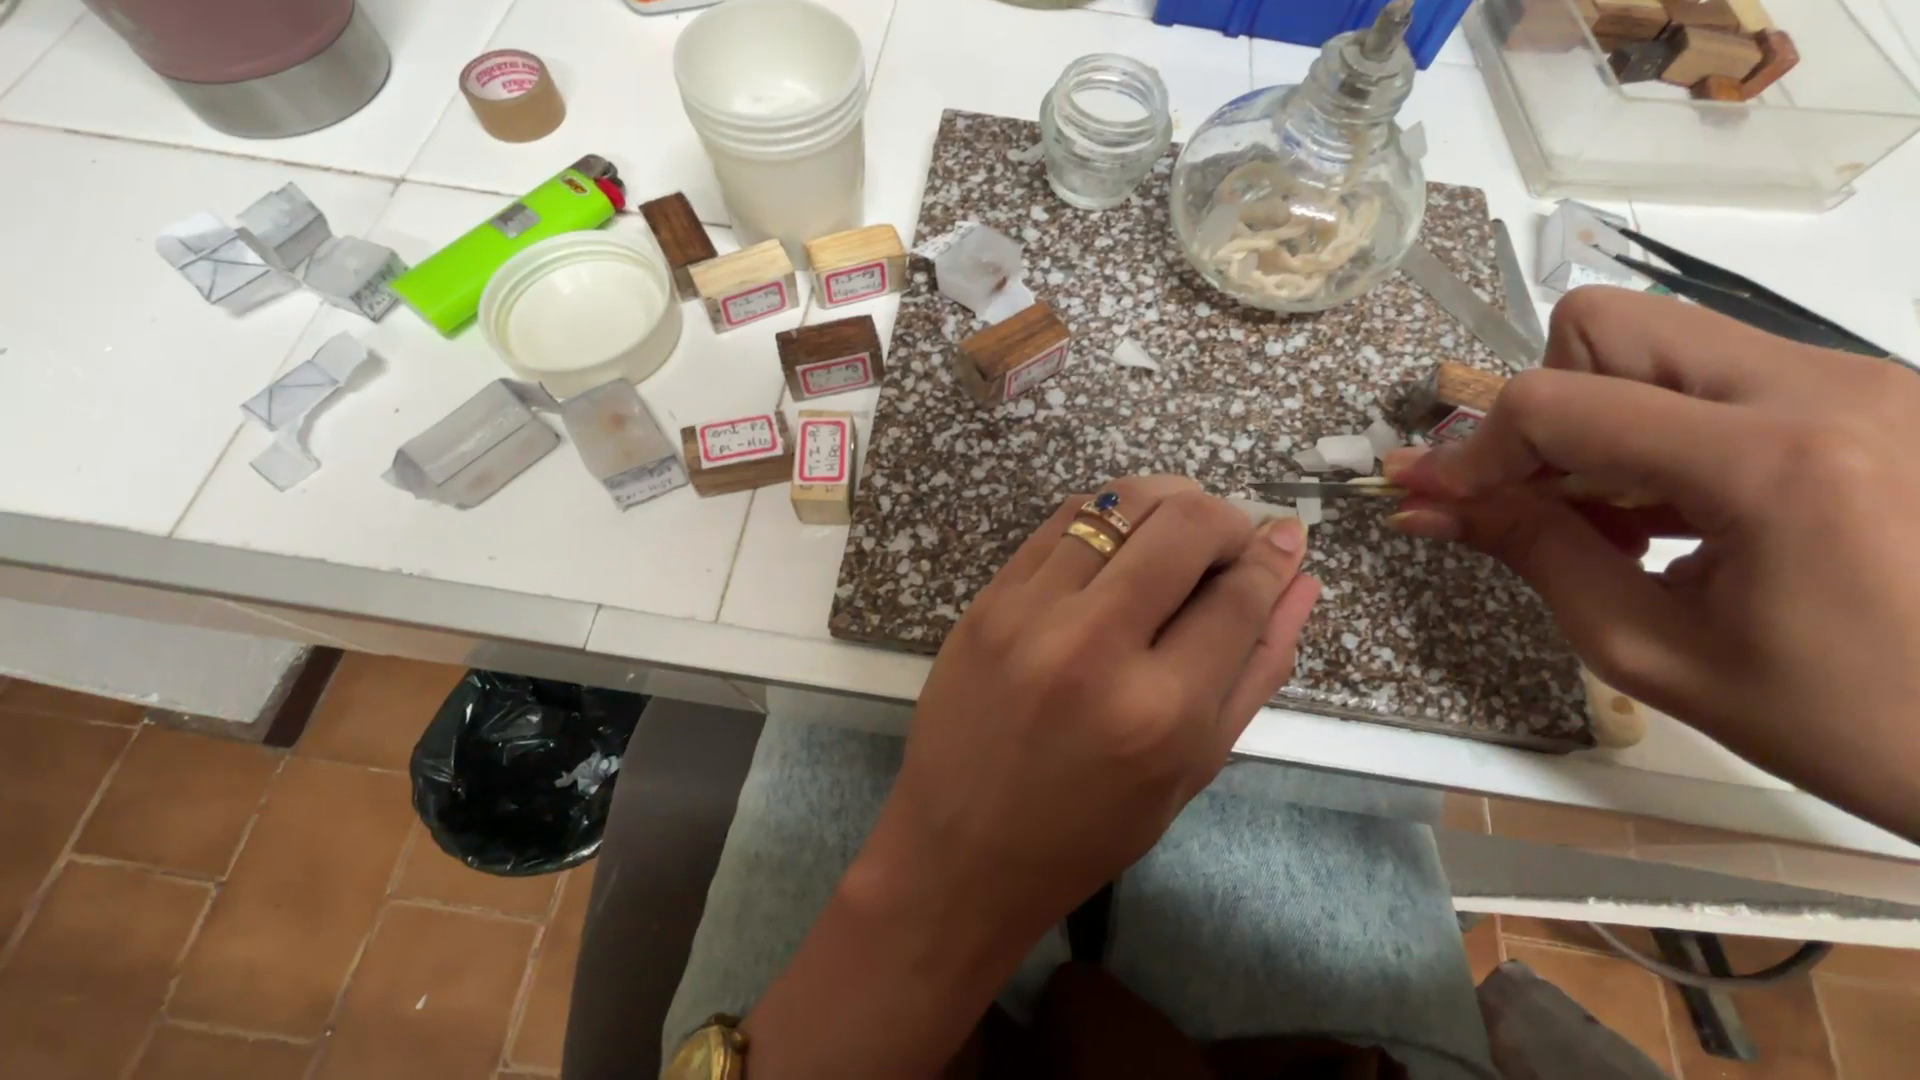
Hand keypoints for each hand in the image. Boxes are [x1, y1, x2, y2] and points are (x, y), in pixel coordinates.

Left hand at [741, 478, 1318, 1078]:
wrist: (961, 850)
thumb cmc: (1088, 831)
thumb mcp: (1193, 769)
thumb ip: (1256, 670)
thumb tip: (1300, 580)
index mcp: (1161, 711)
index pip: (1240, 595)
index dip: (1274, 558)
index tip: (1284, 542)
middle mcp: (1094, 646)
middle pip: (1185, 525)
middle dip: (1227, 519)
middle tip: (1231, 541)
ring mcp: (1029, 614)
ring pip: (1119, 503)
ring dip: (1169, 500)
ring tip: (1182, 527)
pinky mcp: (987, 600)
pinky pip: (1060, 520)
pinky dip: (1106, 511)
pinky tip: (1124, 532)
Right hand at [1386, 287, 1919, 840]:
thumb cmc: (1849, 723)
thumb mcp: (1651, 650)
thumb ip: (1531, 553)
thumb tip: (1423, 506)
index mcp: (1775, 463)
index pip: (1558, 402)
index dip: (1472, 452)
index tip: (1440, 503)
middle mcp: (1828, 386)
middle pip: (1605, 326)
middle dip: (1540, 408)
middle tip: (1539, 495)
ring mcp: (1865, 380)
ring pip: (1658, 342)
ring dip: (1597, 421)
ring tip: (1613, 520)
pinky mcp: (1877, 395)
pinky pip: (1716, 376)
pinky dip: (1657, 432)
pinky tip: (1675, 514)